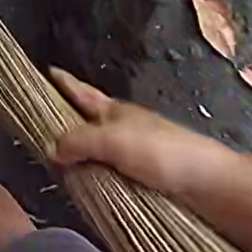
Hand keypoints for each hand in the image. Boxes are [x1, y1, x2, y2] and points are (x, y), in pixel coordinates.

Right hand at [49, 67, 239, 196]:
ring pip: (100, 142)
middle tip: (44, 121)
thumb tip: (52, 147)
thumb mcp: (112, 141)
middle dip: (68, 115)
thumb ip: (80, 142)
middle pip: (88, 116)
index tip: (47, 71)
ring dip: (83, 147)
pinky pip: (111, 166)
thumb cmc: (159, 151)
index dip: (64, 82)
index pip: (81, 92)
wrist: (207, 180)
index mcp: (112, 109)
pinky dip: (97, 169)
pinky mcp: (145, 171)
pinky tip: (91, 180)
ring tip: (61, 157)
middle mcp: (121, 123)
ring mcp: (134, 147)